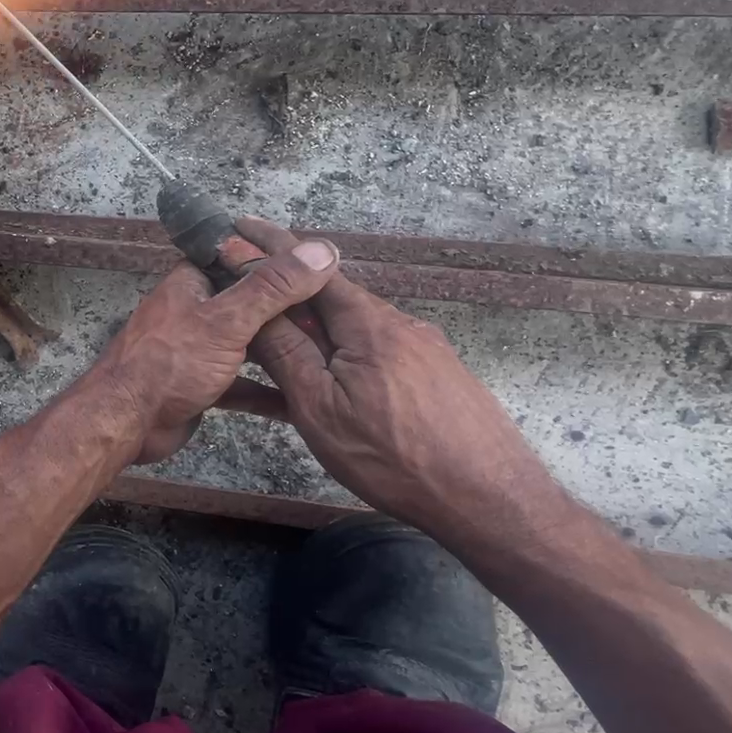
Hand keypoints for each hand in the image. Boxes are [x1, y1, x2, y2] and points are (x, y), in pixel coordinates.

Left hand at [89, 240, 340, 463]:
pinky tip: (306, 398)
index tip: (321, 262)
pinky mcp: (201, 384)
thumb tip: (319, 252)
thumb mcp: (225, 320)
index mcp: (190, 284)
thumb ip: (271, 288)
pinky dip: (270, 390)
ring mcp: (196, 349)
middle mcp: (192, 311)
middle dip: (288, 307)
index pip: (236, 257)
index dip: (275, 258)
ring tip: (332, 349)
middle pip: (248, 302)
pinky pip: (243, 383)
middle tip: (337, 310)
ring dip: (283, 348)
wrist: (128, 421)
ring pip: (248, 343)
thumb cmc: (168, 363)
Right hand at [235, 218, 561, 535]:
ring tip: (274, 332)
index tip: (236, 225)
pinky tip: (326, 371)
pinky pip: (375, 348)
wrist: (495, 507)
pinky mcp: (438, 377)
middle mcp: (401, 326)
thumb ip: (285, 351)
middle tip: (243, 282)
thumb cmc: (393, 458)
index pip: (311, 269)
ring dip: (311, 320)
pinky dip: (339, 345)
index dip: (270, 245)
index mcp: (369, 326)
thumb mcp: (318, 407)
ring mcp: (425, 351)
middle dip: (286, 285)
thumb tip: (254, 301)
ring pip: (353, 324)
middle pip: (331, 294)